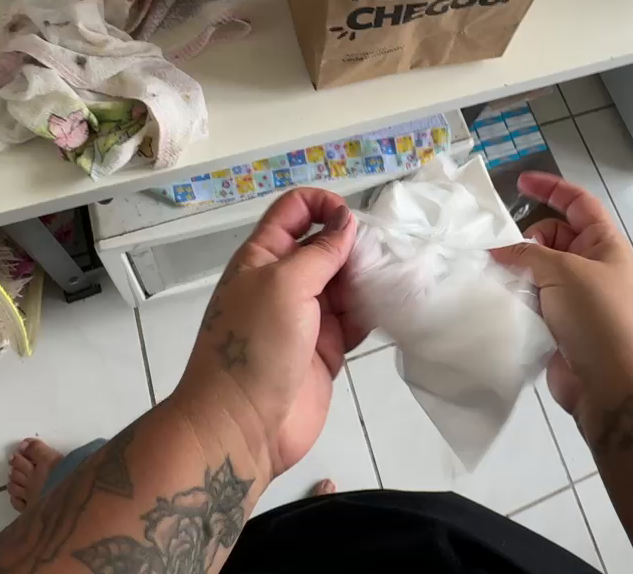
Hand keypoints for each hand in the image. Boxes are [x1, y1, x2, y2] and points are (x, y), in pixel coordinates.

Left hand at [169, 187, 367, 479]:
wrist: (241, 427)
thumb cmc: (254, 345)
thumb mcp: (285, 284)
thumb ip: (320, 251)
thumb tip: (347, 222)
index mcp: (264, 256)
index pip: (294, 209)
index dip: (322, 204)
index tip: (350, 220)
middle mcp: (286, 280)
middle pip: (326, 244)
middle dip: (353, 243)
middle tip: (382, 254)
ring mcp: (307, 314)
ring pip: (345, 280)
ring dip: (368, 277)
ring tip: (391, 280)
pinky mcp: (327, 346)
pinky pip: (355, 316)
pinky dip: (373, 309)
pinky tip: (391, 305)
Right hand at [491, 172, 632, 420]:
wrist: (614, 387)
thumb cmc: (599, 317)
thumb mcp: (563, 272)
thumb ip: (527, 253)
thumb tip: (498, 251)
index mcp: (605, 245)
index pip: (577, 203)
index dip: (550, 188)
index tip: (519, 183)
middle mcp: (593, 267)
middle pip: (552, 237)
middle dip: (527, 239)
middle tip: (506, 253)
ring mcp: (577, 298)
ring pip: (539, 270)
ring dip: (518, 271)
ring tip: (496, 277)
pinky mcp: (560, 326)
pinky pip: (533, 300)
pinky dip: (517, 297)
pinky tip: (498, 301)